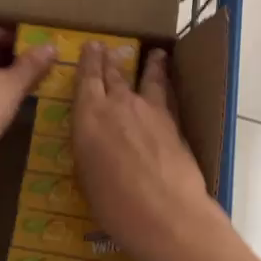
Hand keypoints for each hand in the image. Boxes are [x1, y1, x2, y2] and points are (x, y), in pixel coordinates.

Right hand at [71, 43, 216, 260]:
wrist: (165, 214)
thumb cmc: (114, 205)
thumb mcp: (86, 177)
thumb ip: (90, 150)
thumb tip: (97, 143)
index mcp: (89, 117)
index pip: (87, 79)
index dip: (88, 61)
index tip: (90, 46)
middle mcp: (119, 105)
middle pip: (114, 74)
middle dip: (109, 59)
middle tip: (107, 47)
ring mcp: (150, 111)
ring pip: (148, 79)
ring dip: (149, 65)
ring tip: (154, 53)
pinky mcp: (174, 123)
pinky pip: (167, 95)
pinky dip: (166, 84)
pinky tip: (168, 84)